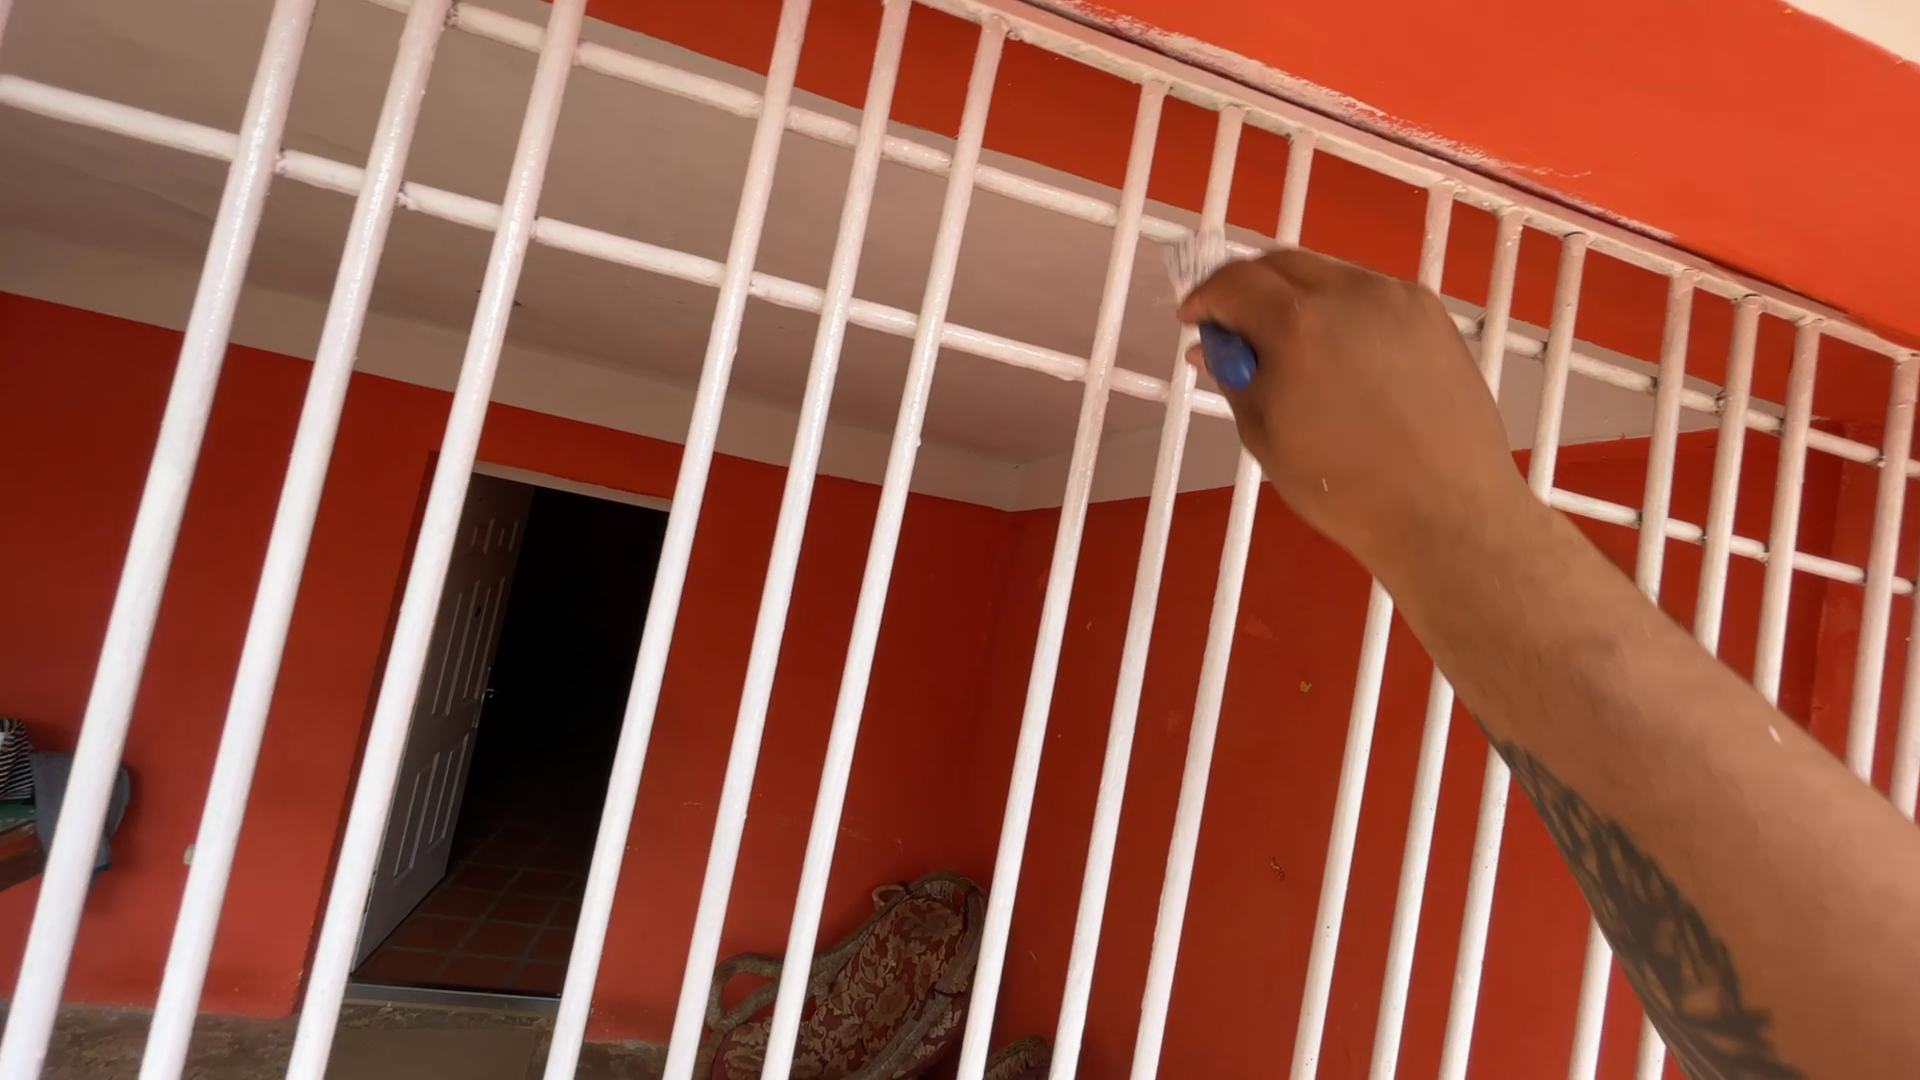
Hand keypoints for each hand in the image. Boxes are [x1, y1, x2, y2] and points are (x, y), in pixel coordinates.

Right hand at [1178, 248, 1533, 575]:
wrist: (1446, 509)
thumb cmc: (1341, 486)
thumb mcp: (1265, 435)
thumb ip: (1235, 378)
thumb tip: (1212, 348)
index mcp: (1298, 326)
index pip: (1234, 283)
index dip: (1204, 298)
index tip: (1193, 320)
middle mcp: (1349, 293)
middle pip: (1279, 263)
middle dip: (1244, 288)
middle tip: (1232, 331)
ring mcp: (1397, 298)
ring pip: (1325, 272)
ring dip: (1290, 295)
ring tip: (1284, 347)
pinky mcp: (1430, 314)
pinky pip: (1364, 292)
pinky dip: (1333, 307)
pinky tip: (1334, 354)